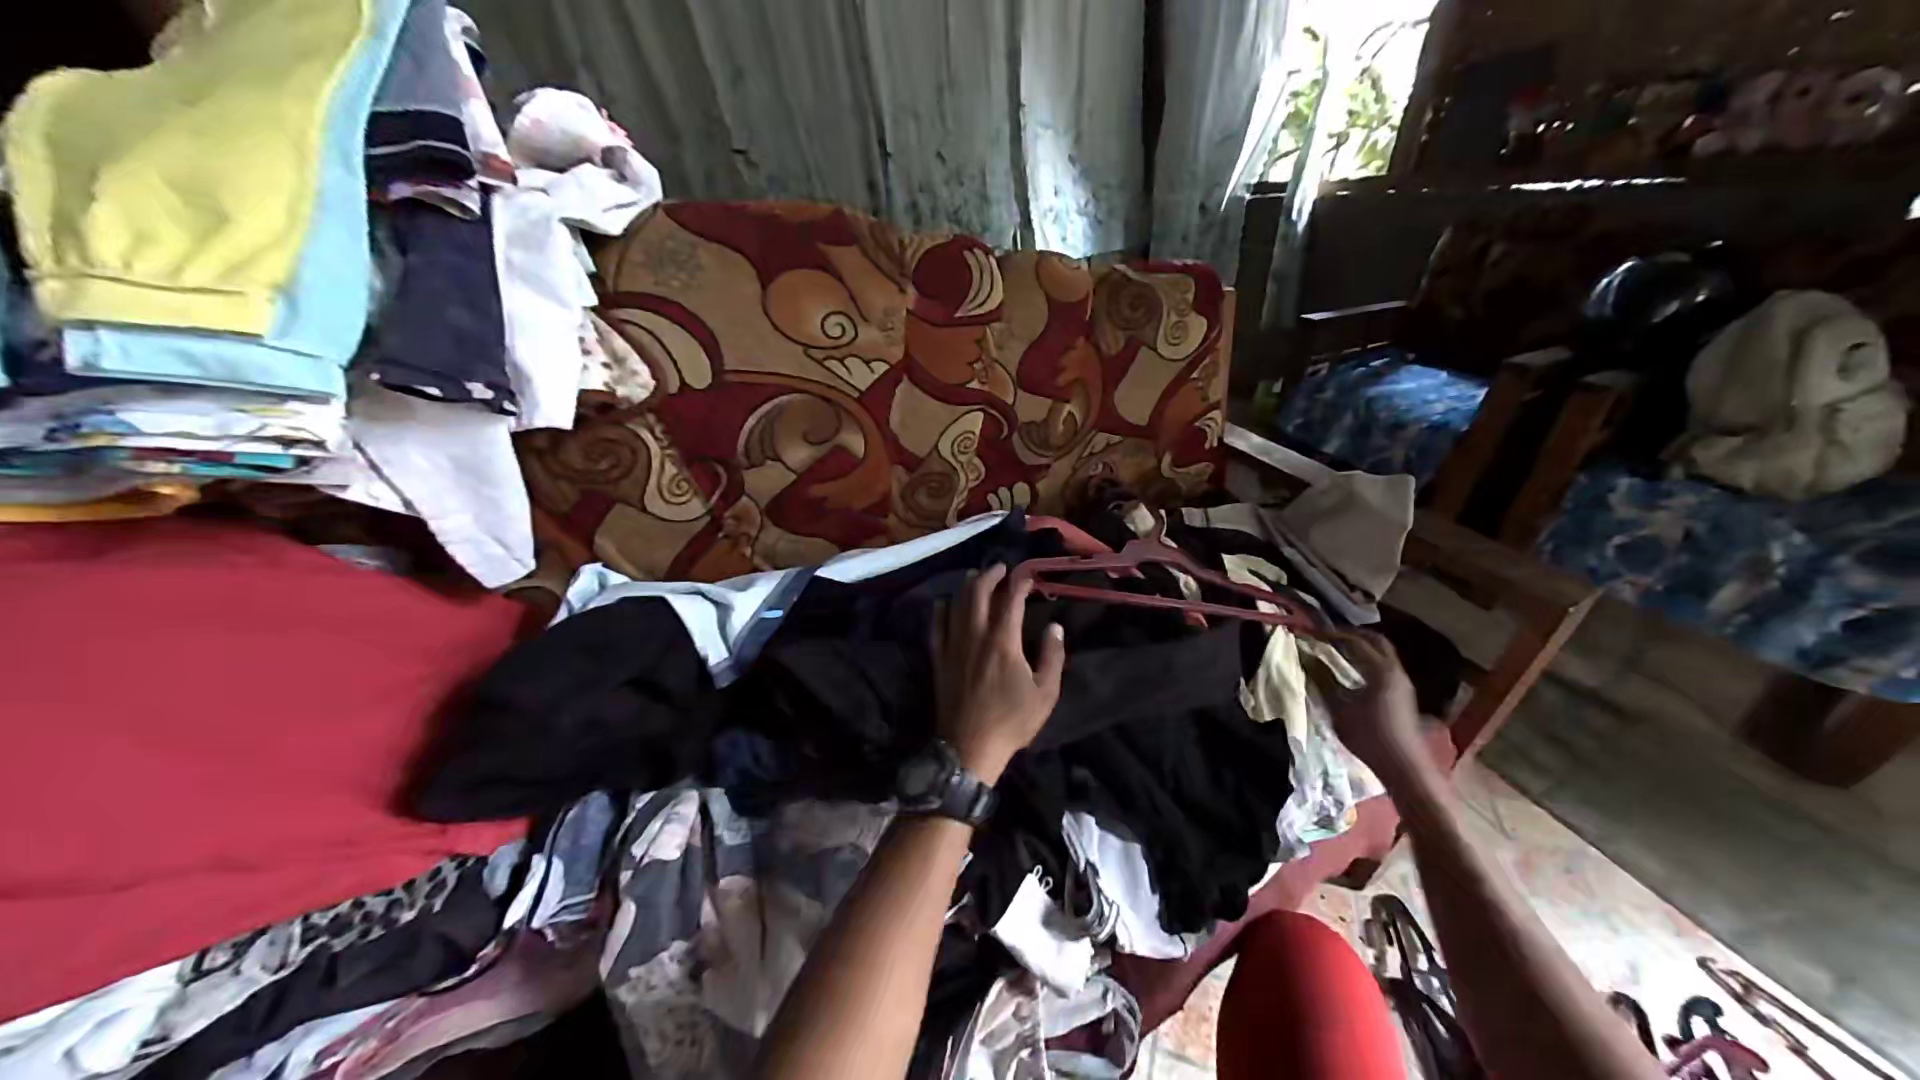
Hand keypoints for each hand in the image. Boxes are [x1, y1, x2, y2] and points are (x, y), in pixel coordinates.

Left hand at [933, 564, 1065, 784]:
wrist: (969, 746)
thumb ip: (1052, 656)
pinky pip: (935, 625)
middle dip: (990, 575)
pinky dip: (941, 609)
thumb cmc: (1012, 721)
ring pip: (956, 604)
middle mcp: (975, 635)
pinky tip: (944, 602)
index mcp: (1003, 641)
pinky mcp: (938, 658)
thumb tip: (1055, 626)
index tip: (1027, 575)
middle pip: (978, 593)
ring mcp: (952, 645)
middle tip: (1000, 568)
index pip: (1011, 600)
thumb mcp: (1045, 693)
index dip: (1019, 582)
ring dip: (966, 586)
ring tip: (976, 577)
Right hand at [1326, 631, 1428, 783]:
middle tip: (1328, 634)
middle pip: (1376, 641)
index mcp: (1381, 671)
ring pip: (1383, 654)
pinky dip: (1367, 661)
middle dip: (1352, 634)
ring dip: (1362, 648)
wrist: (1404, 766)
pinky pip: (1384, 667)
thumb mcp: (1339, 709)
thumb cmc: (1369, 736)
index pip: (1356, 641)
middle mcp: (1396, 672)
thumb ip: (1322, 681)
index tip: (1313, 633)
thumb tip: (1307, 660)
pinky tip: (1352, 671)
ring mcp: (1402, 684)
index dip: (1333, 634)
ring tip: (1337, 650)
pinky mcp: (1403, 695)